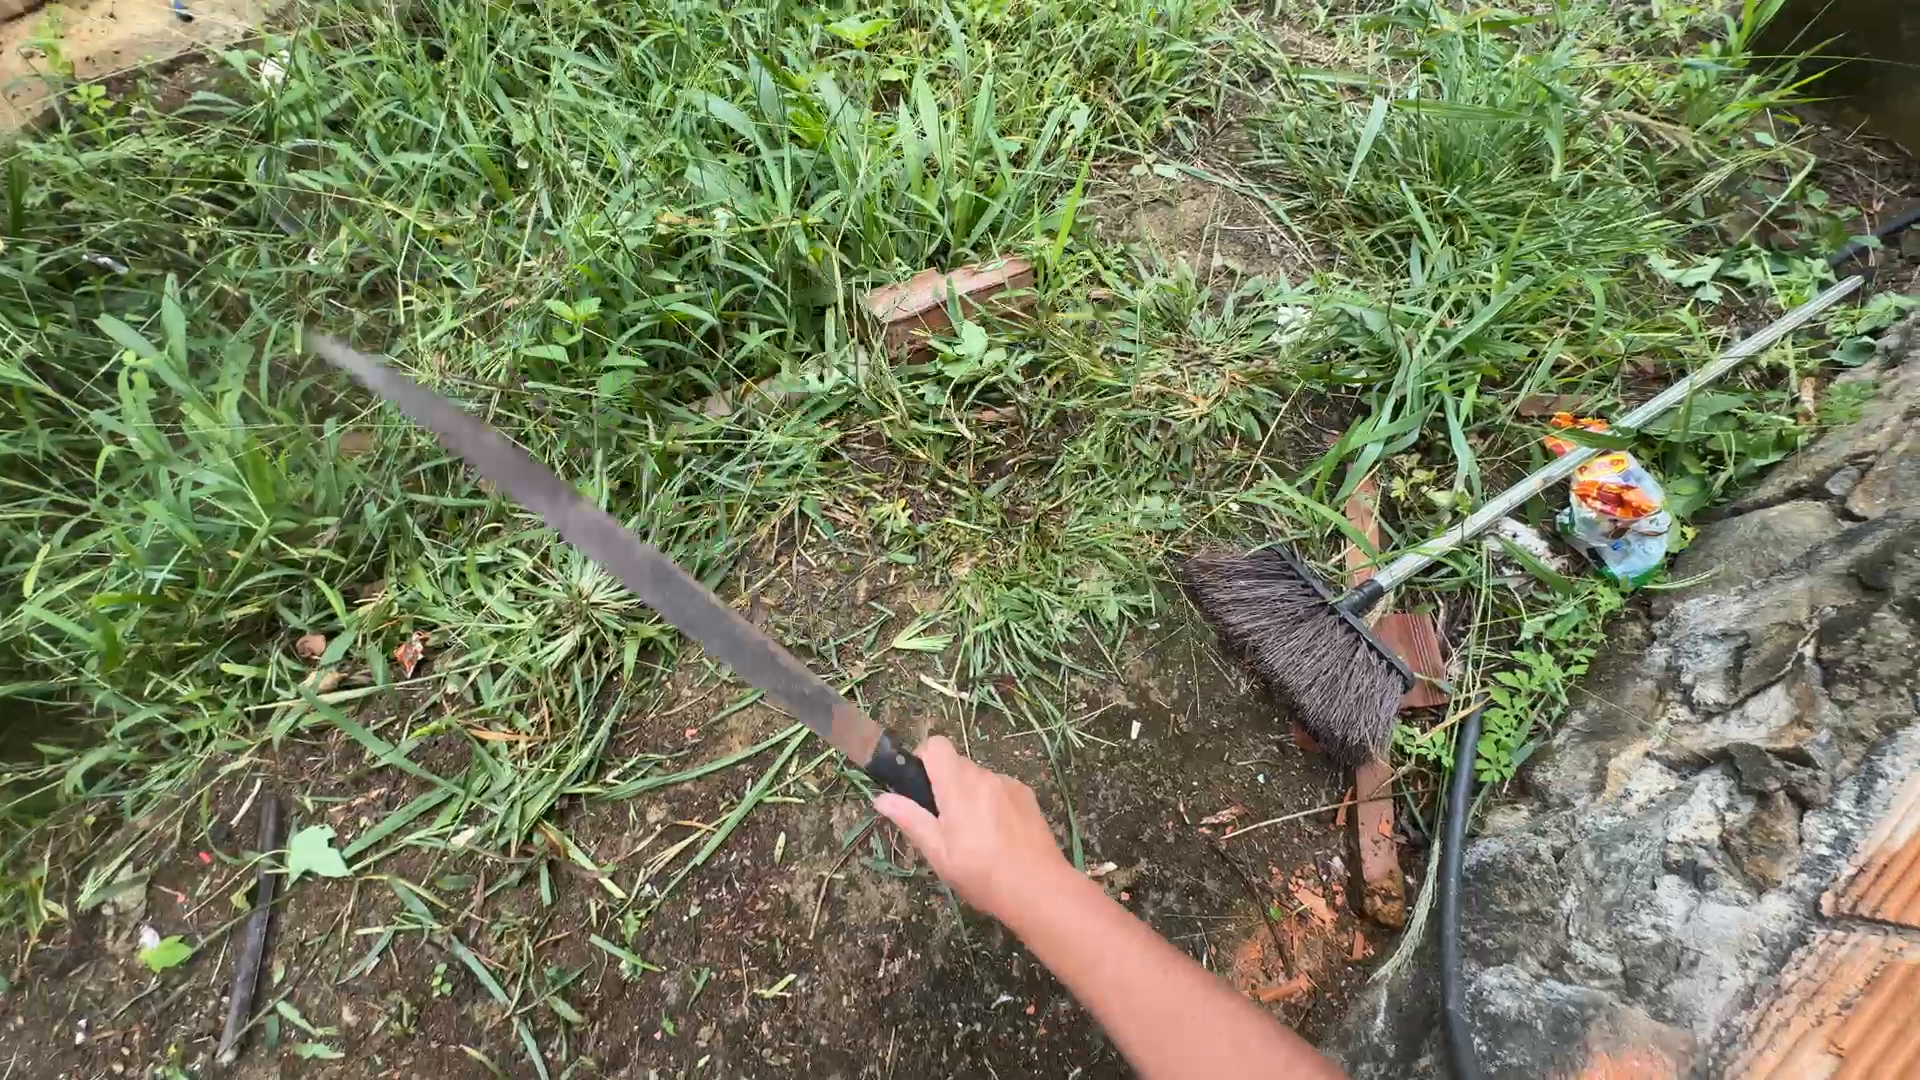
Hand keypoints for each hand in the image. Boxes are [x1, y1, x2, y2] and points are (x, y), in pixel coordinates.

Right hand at [872, 736, 1071, 920]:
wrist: (1038, 888)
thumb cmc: (980, 873)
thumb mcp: (938, 852)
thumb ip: (910, 819)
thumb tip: (881, 798)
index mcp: (958, 785)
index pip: (936, 745)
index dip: (924, 760)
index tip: (922, 789)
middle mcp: (984, 775)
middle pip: (957, 764)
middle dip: (946, 785)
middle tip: (945, 824)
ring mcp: (1008, 783)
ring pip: (979, 778)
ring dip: (970, 795)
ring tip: (975, 836)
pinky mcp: (1026, 794)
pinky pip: (999, 788)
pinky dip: (993, 803)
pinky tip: (999, 836)